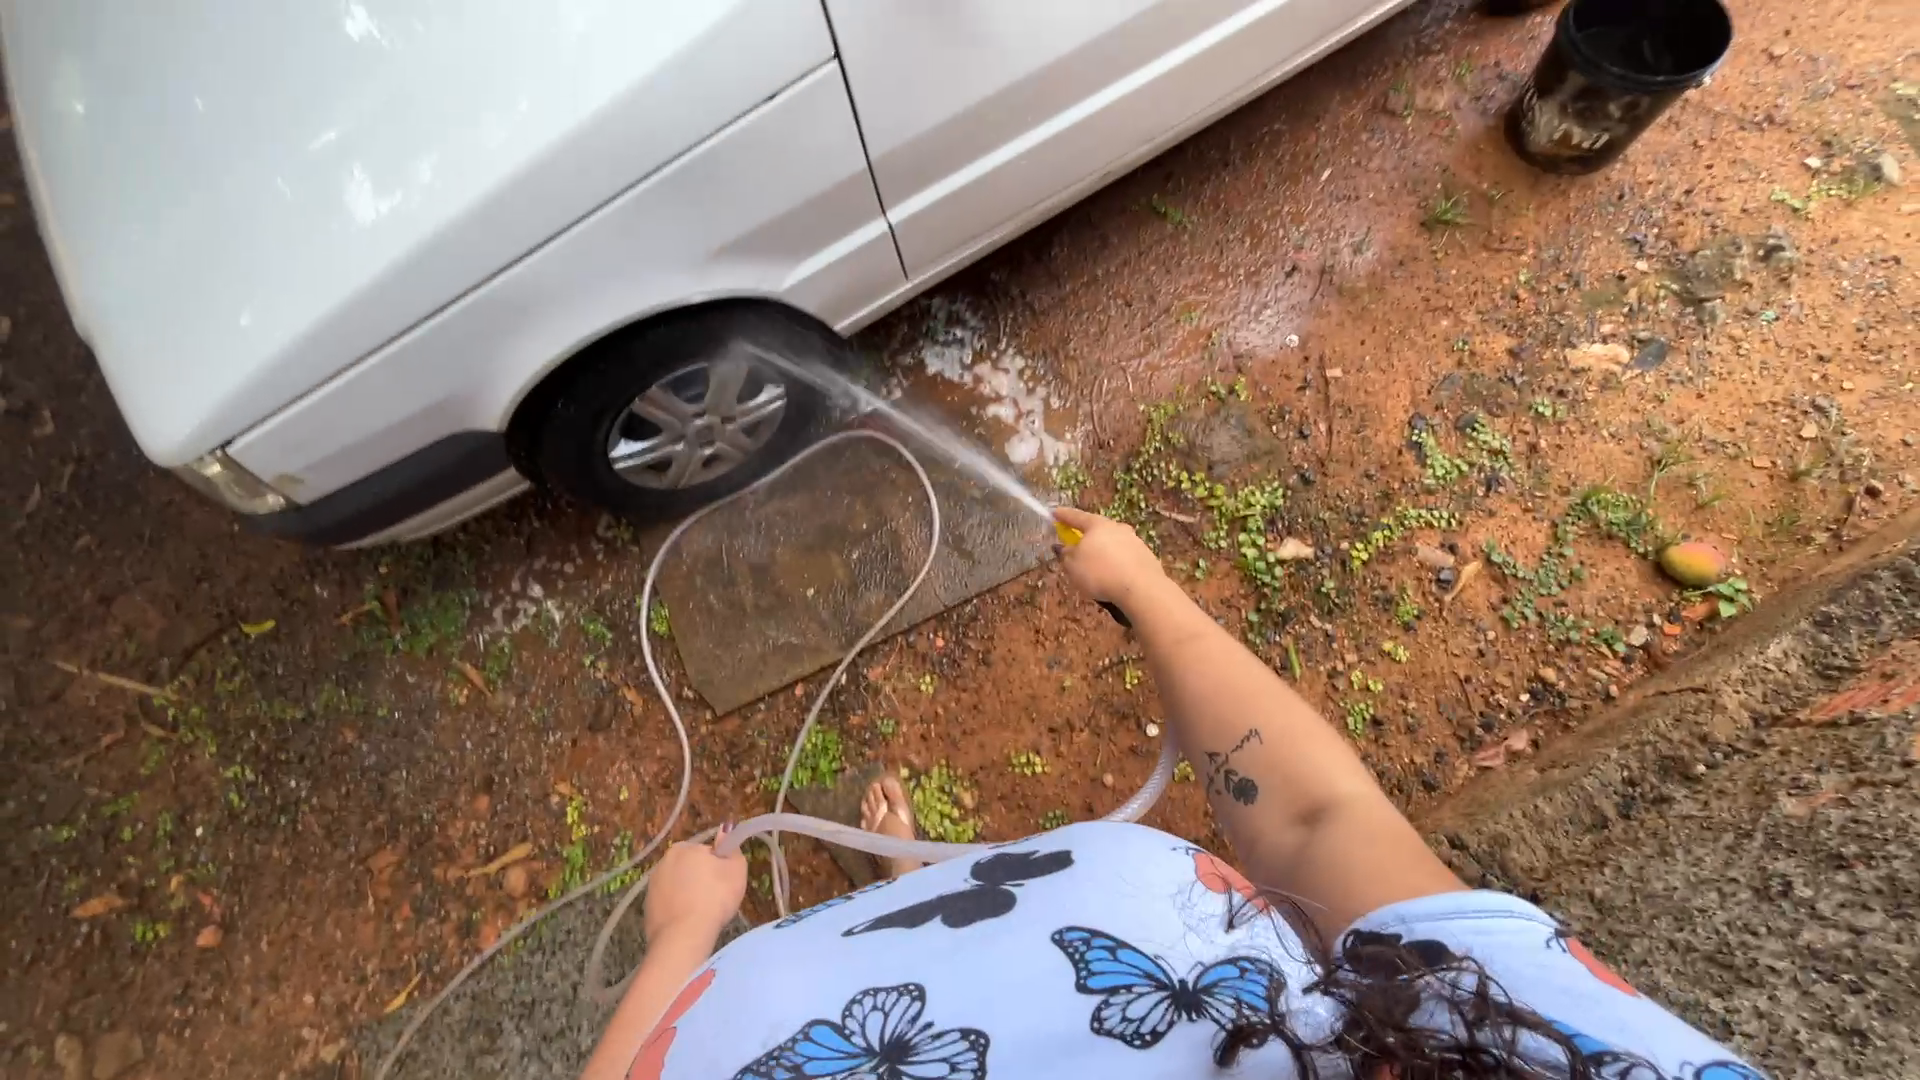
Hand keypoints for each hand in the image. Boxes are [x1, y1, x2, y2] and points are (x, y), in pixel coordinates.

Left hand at [643, 832, 746, 947]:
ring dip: (688, 894)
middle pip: (690, 867)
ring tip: (702, 912)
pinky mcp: (646, 910)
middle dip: (701, 878)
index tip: (724, 882)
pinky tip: (688, 922)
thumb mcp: (736, 869)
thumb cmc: (714, 898)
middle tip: (715, 897)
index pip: (706, 852)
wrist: (683, 937)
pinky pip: (669, 904)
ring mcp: (652, 887)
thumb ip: (732, 848)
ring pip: (678, 886)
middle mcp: (663, 862)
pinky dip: (678, 910)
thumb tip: (725, 831)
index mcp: (683, 848)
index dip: (718, 866)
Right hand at [1053, 506, 1168, 608]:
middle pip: (1097, 529)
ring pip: (1112, 543)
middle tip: (1076, 544)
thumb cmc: (1100, 573)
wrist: (1141, 588)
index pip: (1076, 517)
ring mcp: (1134, 541)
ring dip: (1102, 551)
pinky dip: (1115, 563)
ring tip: (1095, 568)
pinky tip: (1112, 576)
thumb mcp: (1072, 566)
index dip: (1063, 515)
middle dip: (1086, 536)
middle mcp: (1117, 528)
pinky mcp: (1145, 556)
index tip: (1054, 512)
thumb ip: (1065, 554)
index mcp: (1097, 525)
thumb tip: (1063, 547)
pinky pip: (1123, 557)